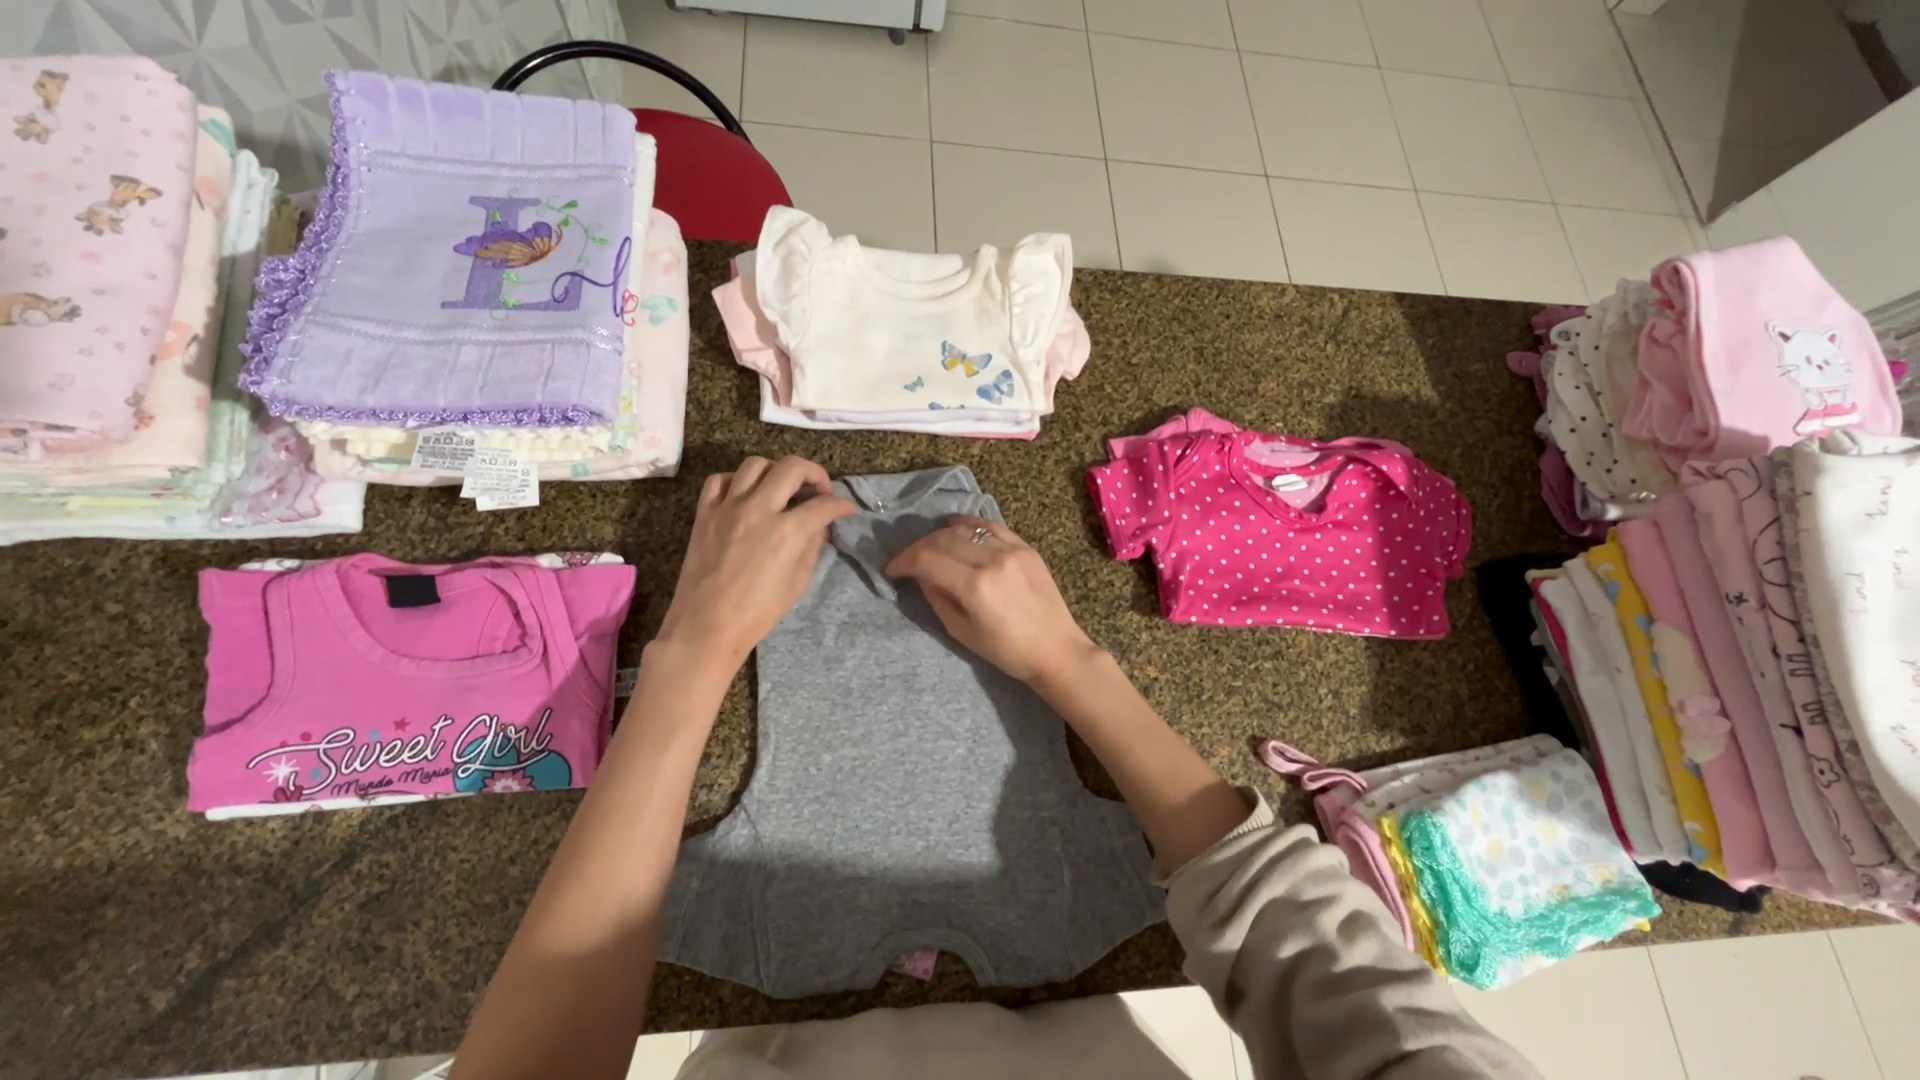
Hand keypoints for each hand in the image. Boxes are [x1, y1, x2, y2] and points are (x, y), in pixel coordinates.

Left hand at [655, 455, 856, 671]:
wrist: (707, 626)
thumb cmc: (757, 613)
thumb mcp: (797, 582)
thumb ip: (812, 547)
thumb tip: (819, 525)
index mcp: (786, 532)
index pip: (823, 505)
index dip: (841, 505)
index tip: (846, 508)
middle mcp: (758, 510)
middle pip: (792, 467)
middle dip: (815, 473)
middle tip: (819, 488)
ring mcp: (727, 508)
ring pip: (755, 464)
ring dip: (775, 471)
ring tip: (781, 488)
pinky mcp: (704, 513)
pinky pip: (719, 480)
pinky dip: (736, 480)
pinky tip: (744, 495)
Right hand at [884, 515, 1099, 683]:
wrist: (1056, 650)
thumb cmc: (1007, 651)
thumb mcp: (962, 632)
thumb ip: (937, 598)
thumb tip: (920, 575)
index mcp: (975, 586)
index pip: (927, 559)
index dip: (903, 561)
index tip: (892, 570)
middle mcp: (993, 559)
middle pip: (943, 539)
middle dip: (918, 548)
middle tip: (908, 561)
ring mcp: (1012, 549)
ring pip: (965, 528)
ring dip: (941, 535)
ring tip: (930, 548)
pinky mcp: (1026, 547)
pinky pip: (991, 526)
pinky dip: (970, 524)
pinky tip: (957, 527)